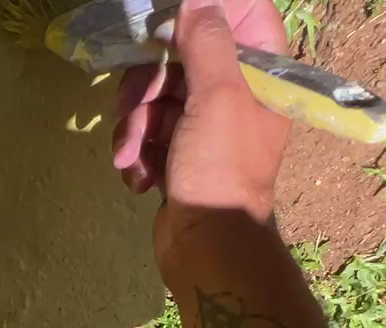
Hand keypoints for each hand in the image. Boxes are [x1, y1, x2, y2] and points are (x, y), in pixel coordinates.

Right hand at [113, 0, 291, 249]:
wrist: (206, 245)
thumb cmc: (220, 168)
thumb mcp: (216, 95)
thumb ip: (207, 41)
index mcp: (260, 70)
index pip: (237, 14)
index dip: (198, 14)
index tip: (161, 26)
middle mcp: (234, 92)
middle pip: (181, 61)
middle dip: (146, 88)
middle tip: (125, 109)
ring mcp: (204, 127)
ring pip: (157, 103)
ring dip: (135, 131)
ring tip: (128, 159)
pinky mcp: (178, 157)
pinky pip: (151, 139)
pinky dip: (138, 157)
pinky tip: (138, 178)